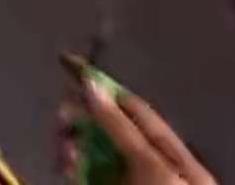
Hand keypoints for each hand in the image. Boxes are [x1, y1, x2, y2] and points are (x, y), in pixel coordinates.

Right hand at [71, 77, 217, 184]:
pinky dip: (67, 162)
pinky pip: (79, 169)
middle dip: (79, 115)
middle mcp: (148, 165)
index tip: (65, 61)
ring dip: (69, 140)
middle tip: (61, 118)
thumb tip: (89, 83)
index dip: (102, 83)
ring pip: (87, 145)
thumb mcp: (154, 169)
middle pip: (104, 124)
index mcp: (173, 157)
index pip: (132, 108)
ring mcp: (125, 181)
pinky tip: (62, 164)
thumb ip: (121, 127)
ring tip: (62, 150)